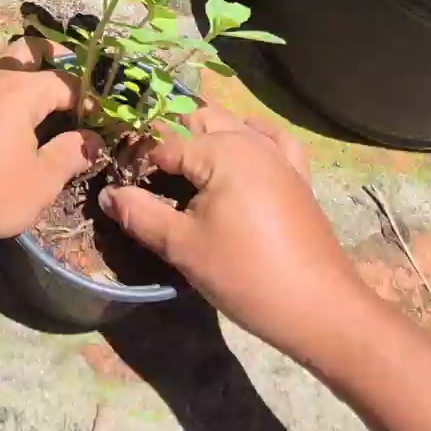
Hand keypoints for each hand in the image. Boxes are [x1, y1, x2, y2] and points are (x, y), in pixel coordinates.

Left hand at [0, 37, 100, 242]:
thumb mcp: (39, 182)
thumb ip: (69, 156)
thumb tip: (93, 141)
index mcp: (21, 90)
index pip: (65, 82)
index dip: (86, 98)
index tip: (99, 119)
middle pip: (27, 51)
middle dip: (52, 57)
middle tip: (68, 77)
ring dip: (20, 80)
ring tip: (34, 107)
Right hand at [99, 107, 366, 351]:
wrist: (323, 311)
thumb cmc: (247, 275)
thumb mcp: (183, 247)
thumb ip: (141, 214)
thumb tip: (108, 193)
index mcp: (222, 150)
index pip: (165, 144)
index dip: (140, 163)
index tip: (125, 186)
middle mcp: (250, 141)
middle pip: (200, 120)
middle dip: (173, 140)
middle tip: (155, 181)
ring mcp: (279, 155)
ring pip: (234, 123)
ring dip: (209, 135)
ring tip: (190, 170)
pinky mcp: (298, 175)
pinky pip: (272, 139)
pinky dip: (252, 137)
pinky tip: (241, 153)